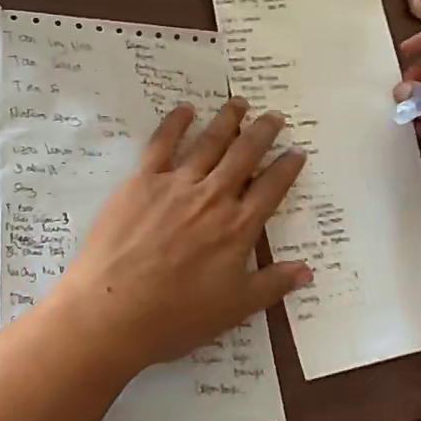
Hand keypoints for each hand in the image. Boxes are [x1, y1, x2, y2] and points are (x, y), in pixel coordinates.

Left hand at [44, 98, 310, 373]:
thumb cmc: (176, 316)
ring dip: (227, 120)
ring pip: (208, 143)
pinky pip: (161, 144)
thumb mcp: (234, 308)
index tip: (297, 151)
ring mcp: (176, 185)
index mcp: (238, 227)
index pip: (272, 189)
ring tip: (239, 103)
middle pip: (244, 156)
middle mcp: (212, 197)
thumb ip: (272, 285)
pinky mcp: (141, 181)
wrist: (114, 309)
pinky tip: (185, 109)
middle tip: (274, 116)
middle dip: (263, 133)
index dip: (287, 168)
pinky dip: (175, 123)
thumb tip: (307, 271)